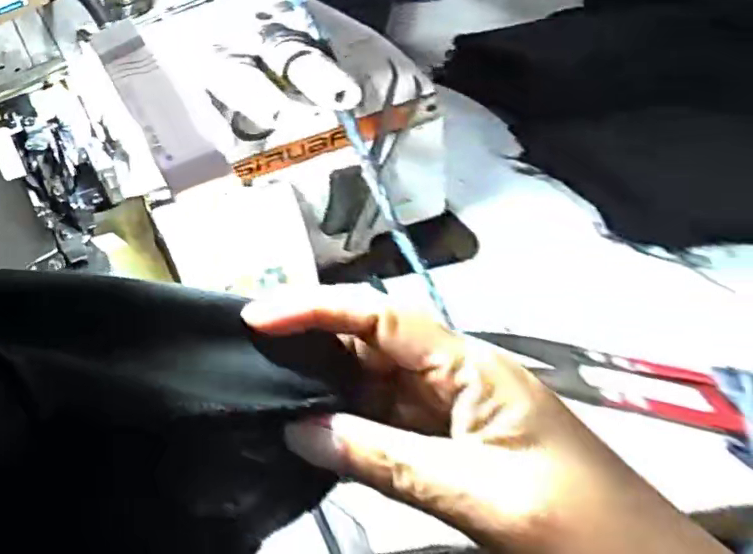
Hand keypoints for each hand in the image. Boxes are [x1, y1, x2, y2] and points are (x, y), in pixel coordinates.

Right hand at [244, 287, 723, 553]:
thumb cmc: (590, 532)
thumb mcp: (485, 498)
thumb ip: (382, 459)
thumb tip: (292, 430)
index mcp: (472, 368)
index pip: (374, 315)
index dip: (309, 308)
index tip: (254, 320)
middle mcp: (456, 376)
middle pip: (363, 339)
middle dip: (306, 341)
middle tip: (250, 352)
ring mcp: (454, 409)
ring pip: (366, 377)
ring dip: (320, 383)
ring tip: (267, 386)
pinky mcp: (451, 442)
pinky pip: (379, 415)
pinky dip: (342, 419)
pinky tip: (311, 425)